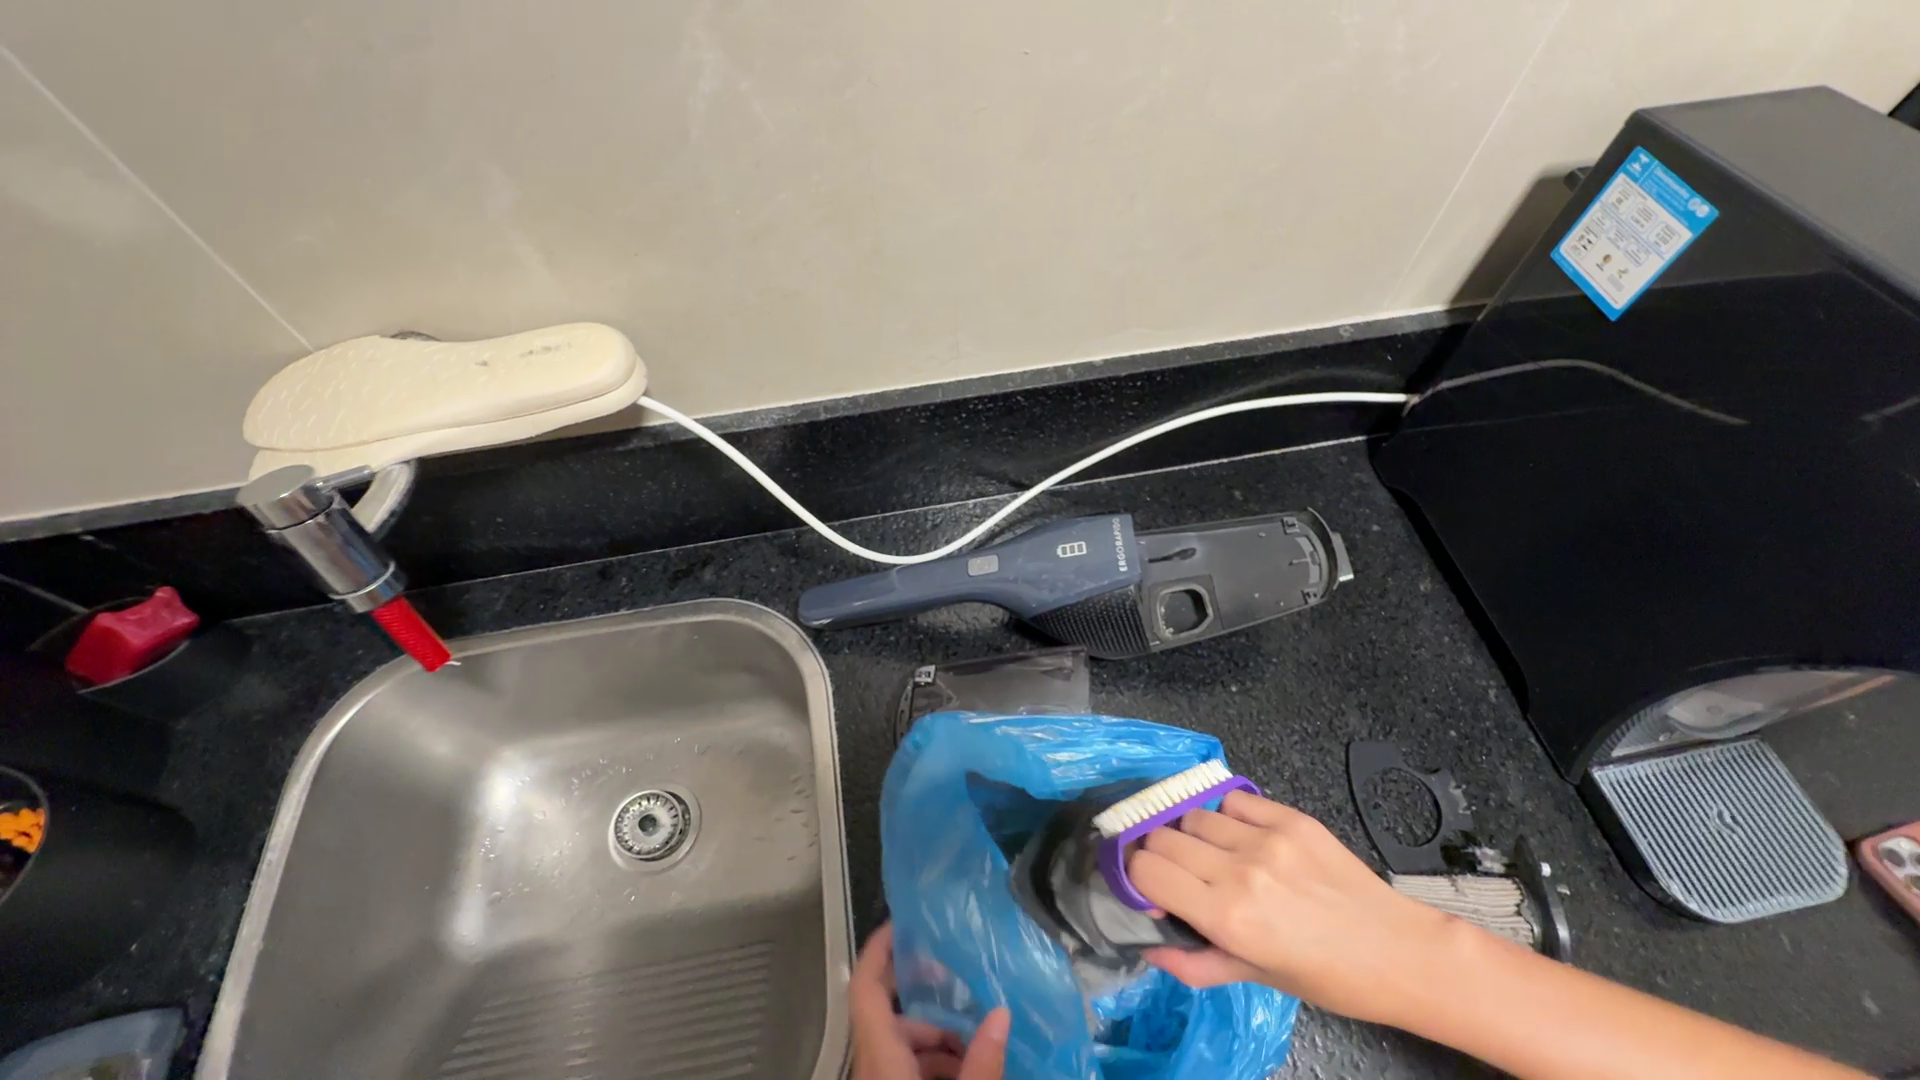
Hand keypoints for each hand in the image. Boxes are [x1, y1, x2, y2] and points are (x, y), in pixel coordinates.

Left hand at [850, 922, 1010, 1079]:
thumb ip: (982, 1060)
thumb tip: (1002, 1013)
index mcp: (880, 1056)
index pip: (864, 988)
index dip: (878, 950)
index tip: (902, 924)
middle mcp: (870, 1065)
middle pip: (887, 1012)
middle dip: (923, 994)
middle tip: (958, 979)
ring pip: (898, 1040)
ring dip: (935, 1033)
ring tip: (977, 1034)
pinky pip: (901, 1064)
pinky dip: (930, 1058)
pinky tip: (965, 1064)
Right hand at [1128, 790, 1458, 1026]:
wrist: (1397, 951)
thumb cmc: (1325, 977)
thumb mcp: (1254, 979)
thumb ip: (1191, 963)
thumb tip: (1144, 945)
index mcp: (1227, 918)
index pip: (1145, 871)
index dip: (1136, 878)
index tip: (1149, 891)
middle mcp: (1240, 872)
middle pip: (1161, 838)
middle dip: (1158, 856)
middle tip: (1177, 876)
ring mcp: (1267, 839)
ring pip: (1192, 816)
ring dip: (1191, 837)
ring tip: (1214, 858)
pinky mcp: (1291, 817)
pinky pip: (1232, 802)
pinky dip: (1226, 818)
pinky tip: (1242, 840)